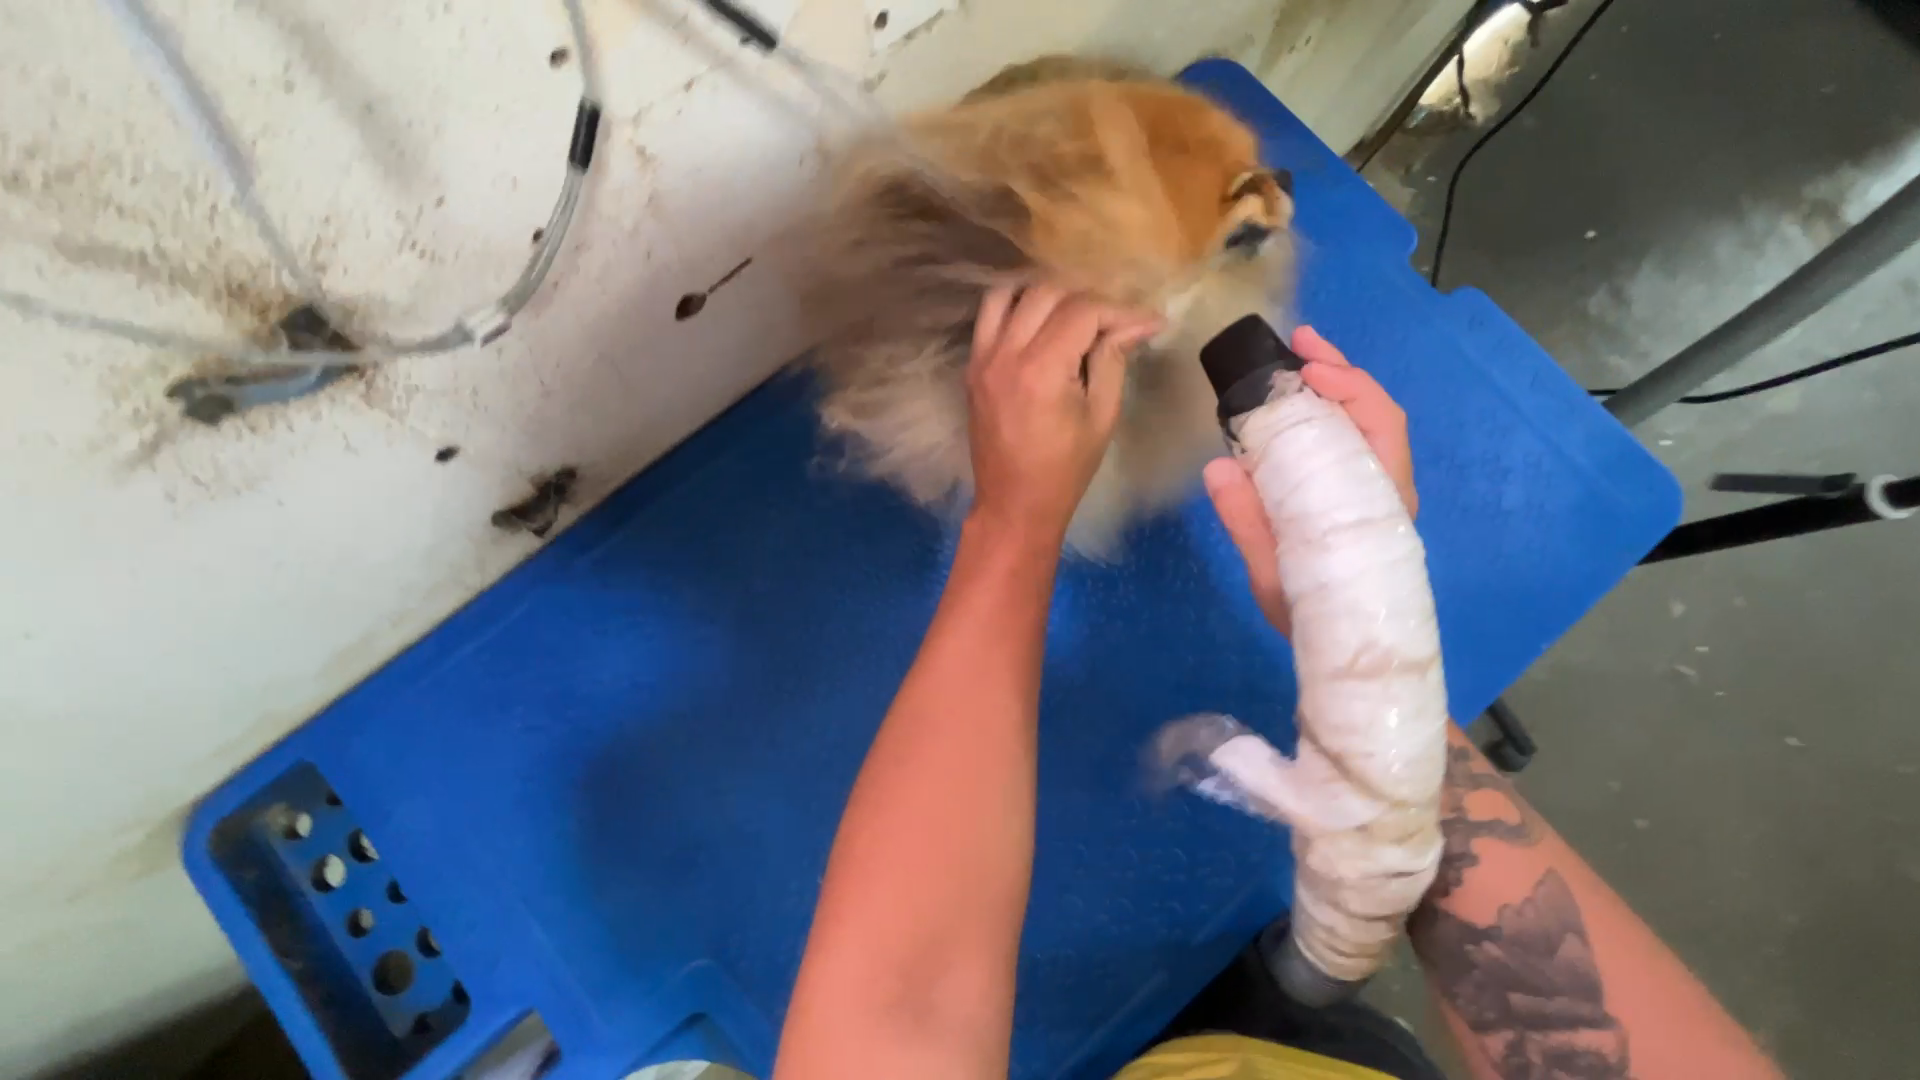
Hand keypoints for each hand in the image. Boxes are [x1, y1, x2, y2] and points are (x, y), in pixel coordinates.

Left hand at [965, 284, 1161, 543]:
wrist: (1014, 503)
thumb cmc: (1065, 469)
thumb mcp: (1101, 416)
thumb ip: (1114, 360)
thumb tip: (1139, 322)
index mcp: (1041, 370)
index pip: (1083, 312)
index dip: (1120, 310)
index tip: (1148, 321)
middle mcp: (1006, 354)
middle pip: (1047, 293)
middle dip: (1087, 297)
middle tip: (1114, 318)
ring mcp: (982, 358)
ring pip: (1010, 294)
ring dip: (1045, 292)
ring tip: (1074, 309)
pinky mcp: (972, 366)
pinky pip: (988, 316)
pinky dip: (1014, 305)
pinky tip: (1039, 316)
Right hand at [1203, 325, 1415, 634]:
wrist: (1346, 651)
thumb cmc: (1315, 613)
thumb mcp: (1274, 575)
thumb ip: (1248, 523)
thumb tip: (1218, 467)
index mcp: (1379, 501)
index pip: (1378, 425)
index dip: (1347, 387)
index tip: (1307, 367)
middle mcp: (1386, 487)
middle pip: (1374, 414)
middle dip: (1338, 371)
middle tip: (1298, 340)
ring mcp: (1373, 491)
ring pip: (1363, 427)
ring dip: (1331, 391)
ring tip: (1294, 362)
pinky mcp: (1355, 498)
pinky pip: (1347, 447)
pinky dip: (1323, 419)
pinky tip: (1292, 413)